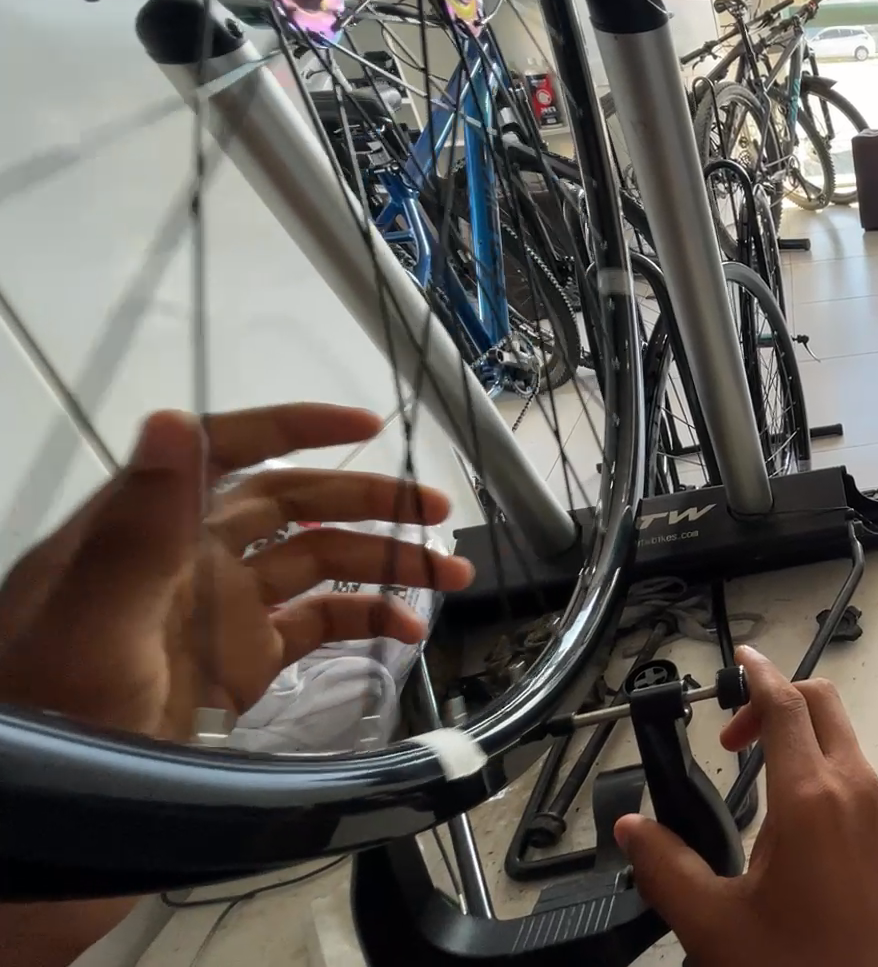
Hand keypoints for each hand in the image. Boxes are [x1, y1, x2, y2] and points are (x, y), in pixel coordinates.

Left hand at [0, 404, 473, 741]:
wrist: (41, 839)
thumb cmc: (52, 722)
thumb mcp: (91, 629)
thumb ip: (139, 531)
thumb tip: (175, 421)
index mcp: (148, 536)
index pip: (224, 455)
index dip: (294, 429)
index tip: (368, 427)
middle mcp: (190, 561)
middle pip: (297, 505)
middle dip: (374, 502)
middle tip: (442, 511)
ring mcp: (224, 610)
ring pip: (326, 561)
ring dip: (392, 562)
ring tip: (454, 577)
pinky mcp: (249, 657)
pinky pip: (326, 621)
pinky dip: (375, 619)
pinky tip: (410, 632)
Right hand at [615, 646, 877, 966]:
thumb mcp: (715, 925)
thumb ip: (666, 866)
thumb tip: (630, 827)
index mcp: (811, 796)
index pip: (785, 704)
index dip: (760, 672)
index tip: (741, 658)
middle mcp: (858, 788)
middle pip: (823, 705)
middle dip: (779, 700)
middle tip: (736, 738)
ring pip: (844, 745)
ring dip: (804, 746)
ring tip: (764, 795)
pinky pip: (864, 783)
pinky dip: (831, 780)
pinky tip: (805, 834)